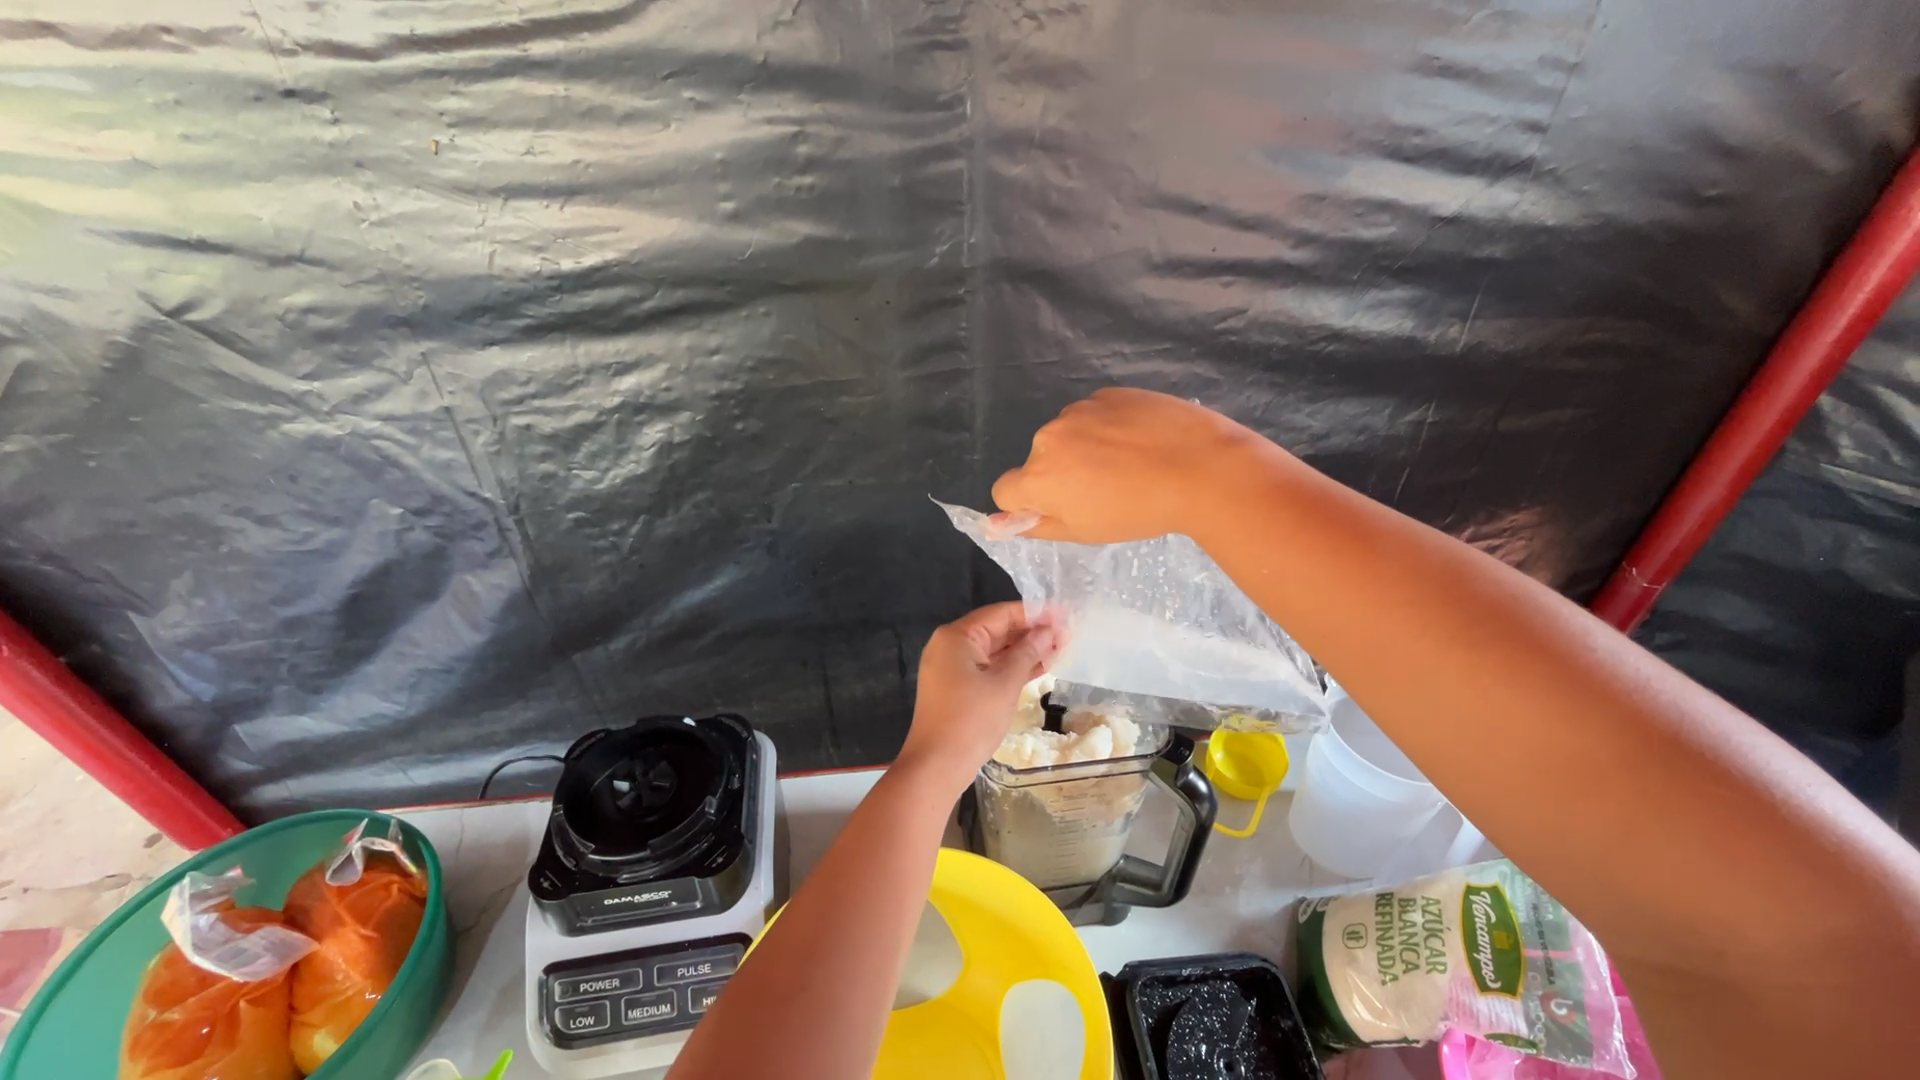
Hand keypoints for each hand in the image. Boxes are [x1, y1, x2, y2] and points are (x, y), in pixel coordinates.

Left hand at [900, 603, 1062, 795]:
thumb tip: (1048, 632)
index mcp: (957, 636)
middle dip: (1031, 632)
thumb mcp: (1005, 683)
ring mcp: (952, 668)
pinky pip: (988, 668)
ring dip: (1025, 650)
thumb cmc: (971, 720)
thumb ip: (1028, 653)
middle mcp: (950, 646)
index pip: (1001, 614)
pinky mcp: (957, 687)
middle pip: (997, 630)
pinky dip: (1011, 667)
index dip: (1034, 613)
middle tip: (1067, 634)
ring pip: (994, 651)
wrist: (937, 765)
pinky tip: (1040, 668)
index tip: (1064, 615)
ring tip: (1060, 649)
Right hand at [990, 388, 1275, 543]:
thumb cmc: (1139, 511)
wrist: (1202, 468)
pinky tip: (1141, 441)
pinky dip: (1108, 427)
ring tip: (1129, 464)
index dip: (1029, 502)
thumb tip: (1004, 520)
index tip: (1062, 506)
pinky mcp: (1109, 393)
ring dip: (1085, 447)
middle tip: (1105, 489)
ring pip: (1068, 434)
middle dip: (1061, 473)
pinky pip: (1095, 414)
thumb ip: (1037, 524)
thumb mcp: (1084, 532)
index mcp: (1038, 476)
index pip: (1006, 489)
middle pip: (1039, 459)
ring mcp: (1079, 410)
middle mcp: (1048, 437)